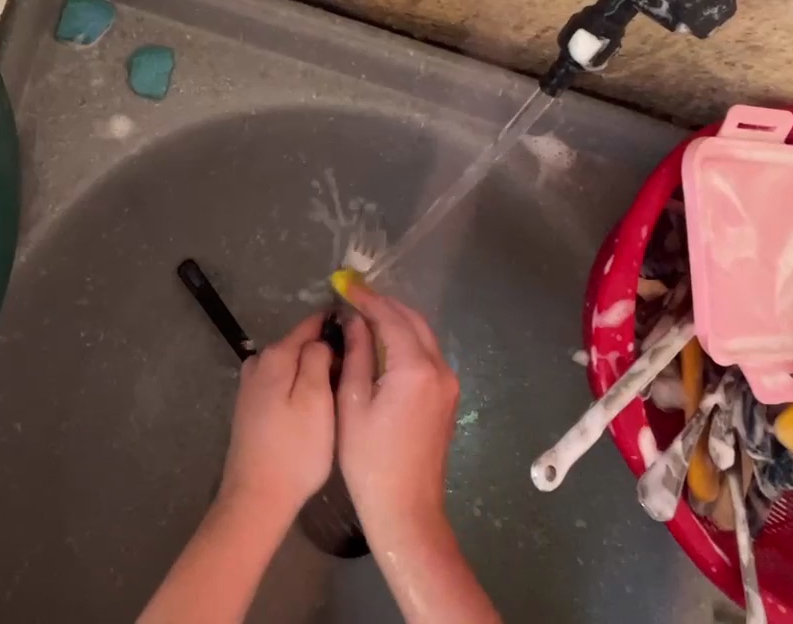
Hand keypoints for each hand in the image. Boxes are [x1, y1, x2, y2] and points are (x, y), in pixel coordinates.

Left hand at [218, 312, 335, 518]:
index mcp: (276, 356)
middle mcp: (259, 364)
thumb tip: (320, 339)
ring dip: (312, 372)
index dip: (335, 326)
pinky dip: (299, 388)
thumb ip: (317, 358)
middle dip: (325, 351)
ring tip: (341, 389)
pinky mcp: (251, 409)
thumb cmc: (295, 449)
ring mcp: (251, 387)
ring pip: (290, 367)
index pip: (310, 326)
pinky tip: (315, 407)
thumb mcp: (315, 398)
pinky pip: (282, 385)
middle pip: (299, 346)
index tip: (359, 331)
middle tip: (355, 368)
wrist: (257, 497)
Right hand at [336, 283, 460, 545]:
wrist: (406, 509)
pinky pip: (427, 354)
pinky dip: (406, 340)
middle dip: (384, 305)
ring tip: (364, 315)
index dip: (367, 299)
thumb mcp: (353, 402)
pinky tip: (383, 343)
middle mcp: (439, 369)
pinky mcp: (446, 398)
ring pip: (423, 336)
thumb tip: (354, 321)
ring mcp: (448, 384)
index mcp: (415, 368)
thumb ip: (357, 354)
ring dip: (396, 320)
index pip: (391, 318)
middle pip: (413, 321)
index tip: (344, 285)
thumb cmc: (370, 459)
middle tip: (354, 296)